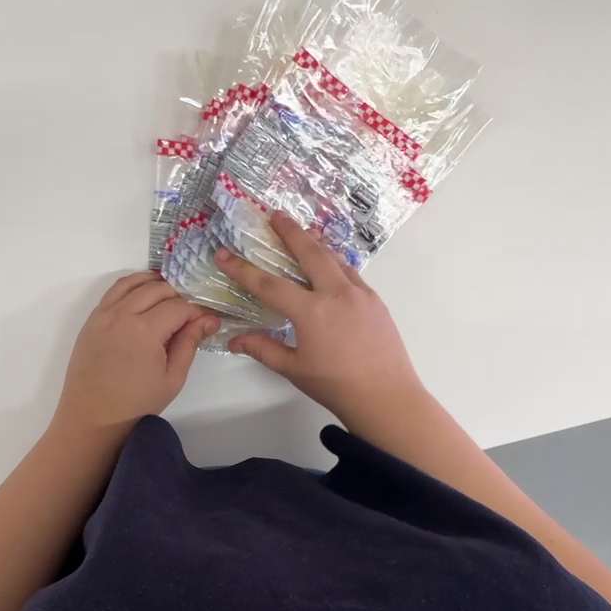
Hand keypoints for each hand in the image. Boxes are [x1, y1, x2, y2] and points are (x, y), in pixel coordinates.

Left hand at [54, 271, 219, 431]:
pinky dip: (130, 287)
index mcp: (145, 330)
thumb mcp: (172, 377)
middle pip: (157, 289)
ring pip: (132, 282)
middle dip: (177, 296)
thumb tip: (209, 319)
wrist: (94, 416)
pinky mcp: (92, 320)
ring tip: (167, 296)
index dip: (196, 312)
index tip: (205, 321)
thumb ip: (189, 343)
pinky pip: (113, 291)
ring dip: (153, 284)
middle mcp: (122, 314)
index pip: (178, 307)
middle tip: (187, 313)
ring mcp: (103, 314)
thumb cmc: (137, 404)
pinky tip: (141, 297)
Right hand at [214, 212, 430, 432]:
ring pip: (334, 258)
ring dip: (315, 242)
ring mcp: (359, 293)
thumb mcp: (294, 369)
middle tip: (276, 215)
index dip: (243, 269)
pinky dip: (335, 262)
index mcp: (311, 311)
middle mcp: (336, 293)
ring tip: (304, 232)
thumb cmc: (336, 386)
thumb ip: (264, 349)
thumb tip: (235, 340)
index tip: (224, 254)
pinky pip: (351, 273)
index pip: (268, 284)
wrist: (386, 396)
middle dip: (290, 231)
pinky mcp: (375, 300)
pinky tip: (330, 265)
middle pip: (309, 252)